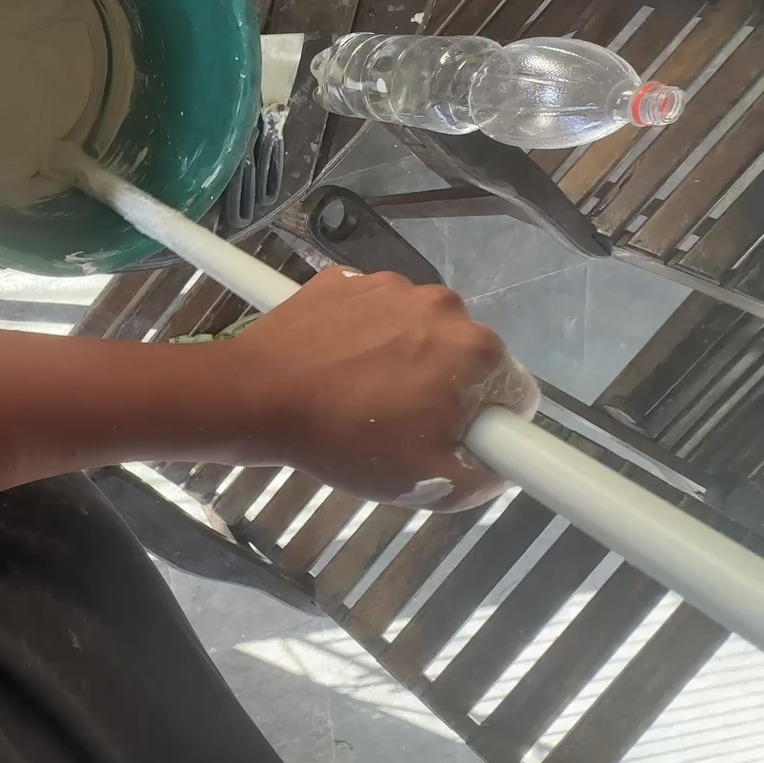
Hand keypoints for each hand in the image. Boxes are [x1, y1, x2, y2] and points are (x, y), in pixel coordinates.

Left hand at [216, 267, 533, 512]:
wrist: (254, 394)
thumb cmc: (341, 438)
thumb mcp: (427, 483)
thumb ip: (485, 476)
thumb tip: (497, 461)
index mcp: (474, 348)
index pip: (510, 390)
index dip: (484, 420)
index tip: (445, 433)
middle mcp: (438, 303)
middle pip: (459, 352)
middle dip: (439, 383)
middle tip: (393, 416)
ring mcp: (384, 285)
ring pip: (412, 327)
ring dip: (397, 352)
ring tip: (353, 387)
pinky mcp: (340, 280)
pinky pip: (367, 309)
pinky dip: (357, 329)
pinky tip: (330, 358)